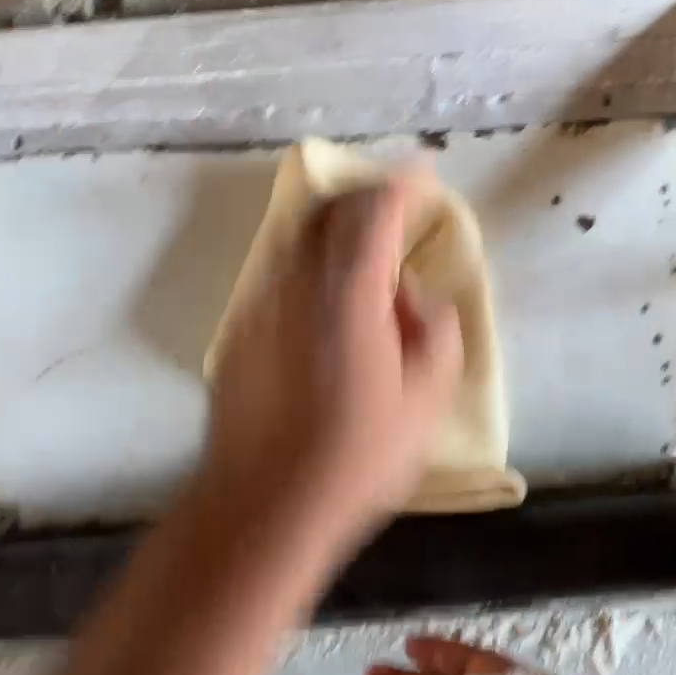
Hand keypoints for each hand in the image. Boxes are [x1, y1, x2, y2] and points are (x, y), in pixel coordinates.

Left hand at [204, 181, 463, 538]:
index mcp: (349, 293)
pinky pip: (280, 276)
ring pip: (298, 241)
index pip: (376, 213)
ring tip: (364, 250)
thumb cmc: (356, 457)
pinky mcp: (240, 331)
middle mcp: (297, 284)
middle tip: (396, 203)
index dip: (403, 184)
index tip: (423, 170)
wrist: (264, 504)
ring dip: (334, 229)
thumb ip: (435, 333)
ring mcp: (261, 305)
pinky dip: (309, 266)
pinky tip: (324, 300)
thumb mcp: (426, 400)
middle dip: (365, 195)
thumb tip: (417, 299)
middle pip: (329, 212)